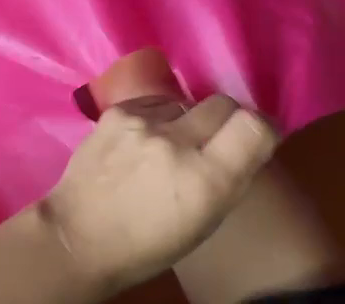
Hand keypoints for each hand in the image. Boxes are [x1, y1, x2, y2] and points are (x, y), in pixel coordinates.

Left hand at [36, 94, 278, 295]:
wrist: (82, 232)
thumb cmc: (150, 242)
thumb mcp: (206, 220)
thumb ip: (227, 175)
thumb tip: (240, 143)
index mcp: (207, 179)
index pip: (253, 126)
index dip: (262, 127)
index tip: (260, 135)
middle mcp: (176, 141)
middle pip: (222, 104)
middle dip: (228, 118)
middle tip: (217, 138)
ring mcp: (142, 121)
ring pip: (185, 102)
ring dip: (188, 119)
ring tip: (172, 144)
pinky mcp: (116, 110)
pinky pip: (154, 102)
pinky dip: (158, 115)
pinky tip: (146, 138)